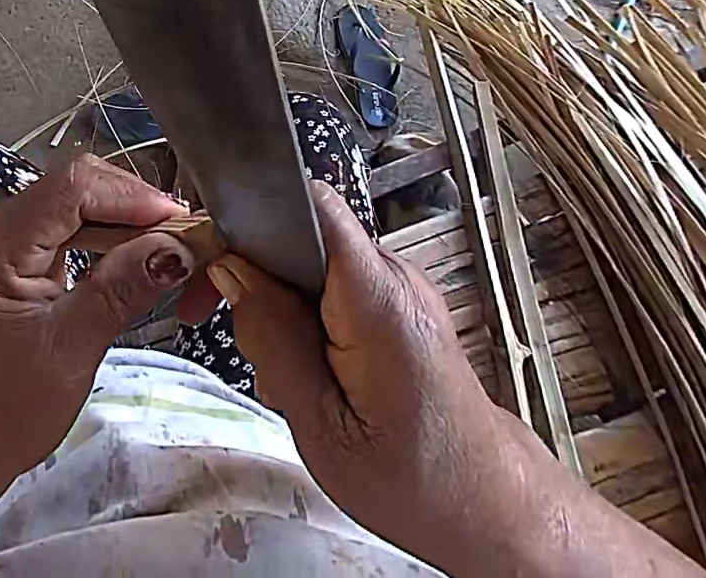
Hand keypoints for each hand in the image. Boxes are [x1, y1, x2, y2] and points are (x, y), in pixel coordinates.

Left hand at [0, 153, 195, 485]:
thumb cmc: (6, 409)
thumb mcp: (71, 349)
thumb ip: (122, 289)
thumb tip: (177, 248)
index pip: (72, 188)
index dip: (131, 196)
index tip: (179, 222)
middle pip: (77, 184)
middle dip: (133, 202)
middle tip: (181, 234)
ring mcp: (9, 239)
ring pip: (79, 200)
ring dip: (126, 216)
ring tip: (168, 242)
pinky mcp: (22, 254)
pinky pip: (74, 224)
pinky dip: (111, 233)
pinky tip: (136, 252)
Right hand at [210, 182, 701, 577]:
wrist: (491, 500)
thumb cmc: (417, 480)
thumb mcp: (323, 426)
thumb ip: (273, 339)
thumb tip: (231, 270)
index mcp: (376, 298)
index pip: (312, 204)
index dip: (254, 212)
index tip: (213, 260)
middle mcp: (391, 275)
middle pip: (300, 234)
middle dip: (253, 273)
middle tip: (228, 330)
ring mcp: (397, 284)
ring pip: (310, 262)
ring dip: (278, 302)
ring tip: (281, 372)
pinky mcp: (395, 300)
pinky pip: (331, 283)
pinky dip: (304, 314)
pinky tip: (306, 367)